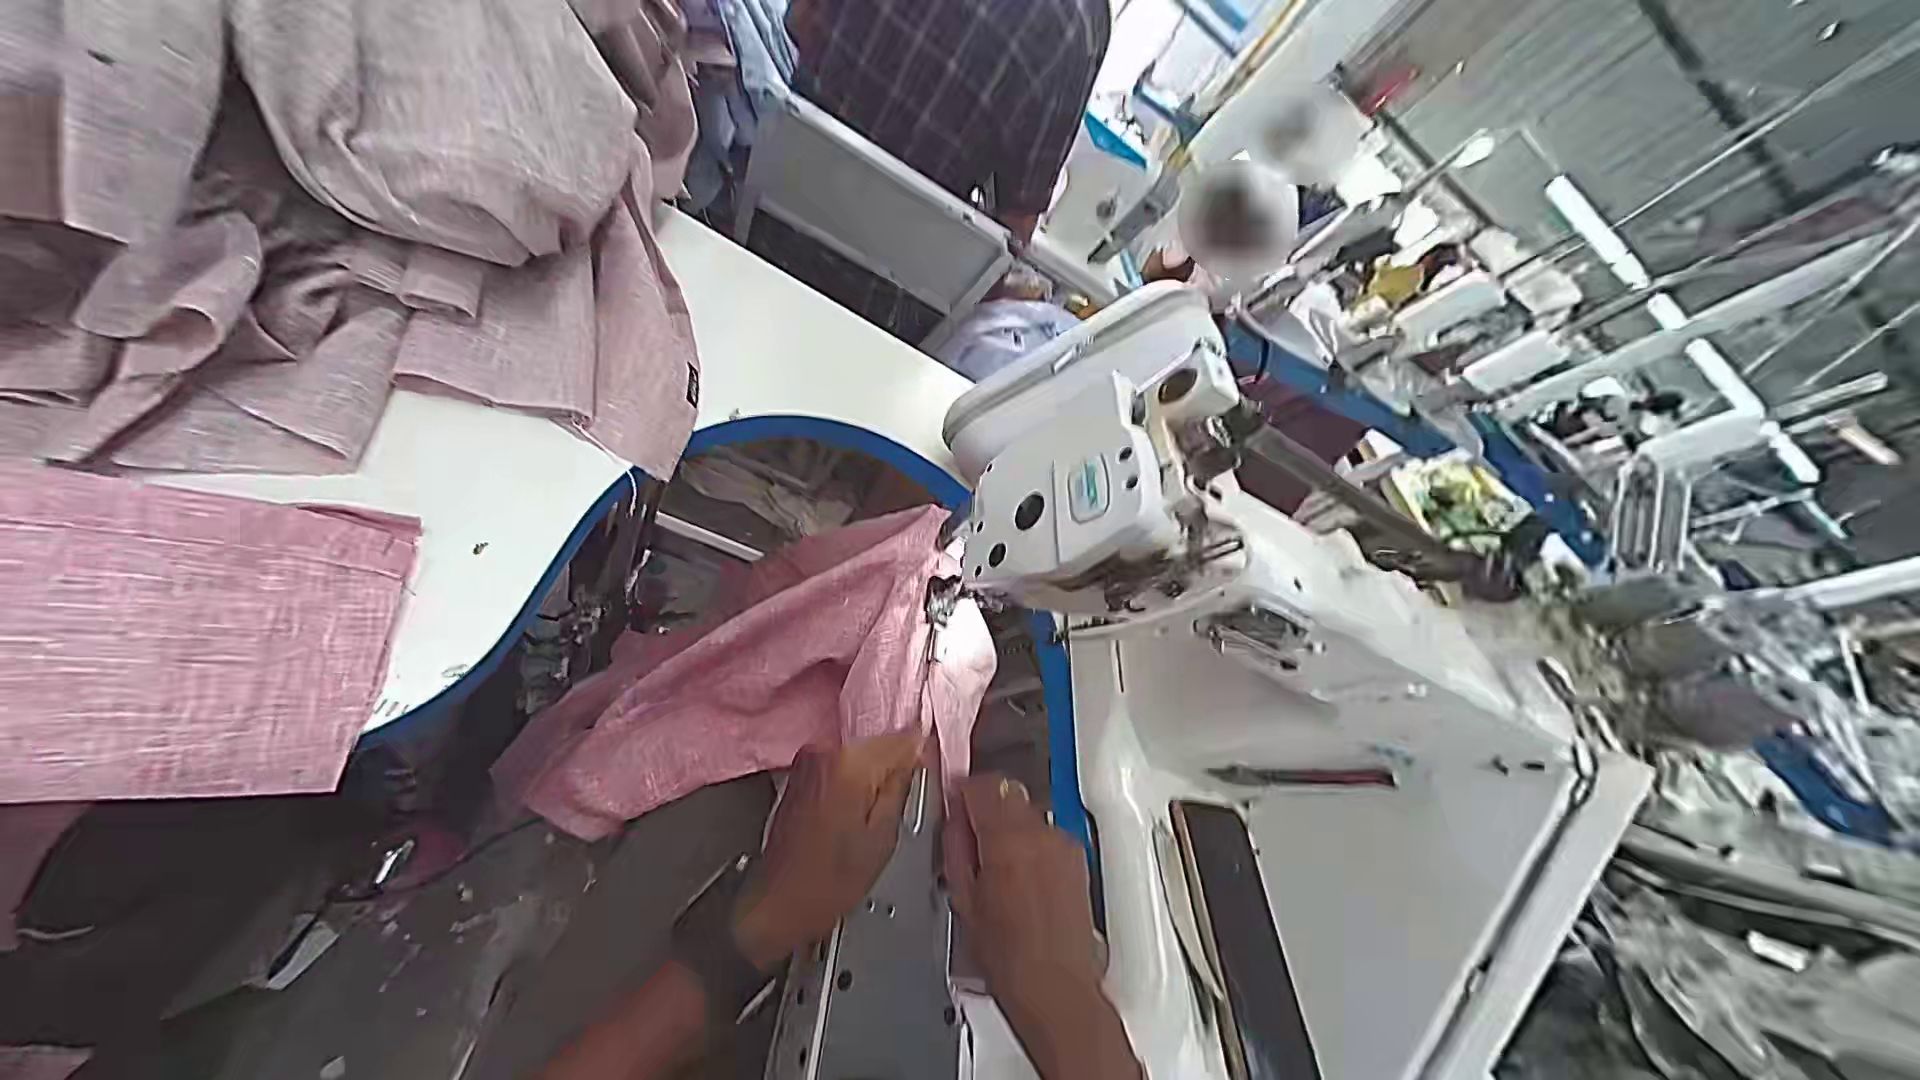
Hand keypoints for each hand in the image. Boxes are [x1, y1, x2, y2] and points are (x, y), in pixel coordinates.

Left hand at [731, 734, 921, 969]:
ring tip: (870, 810)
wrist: (777, 900)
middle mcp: (827, 750)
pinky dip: (852, 776)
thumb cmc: (829, 880)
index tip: (924, 773)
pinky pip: (841, 759)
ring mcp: (810, 756)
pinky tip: (852, 807)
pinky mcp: (800, 767)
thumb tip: (914, 757)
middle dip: (894, 766)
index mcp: (851, 765)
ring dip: (873, 771)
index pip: (903, 740)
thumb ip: (901, 787)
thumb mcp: (882, 838)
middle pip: (880, 742)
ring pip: (861, 750)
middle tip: (897, 802)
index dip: (920, 755)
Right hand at [943, 774, 1102, 1012]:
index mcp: (1006, 840)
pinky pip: (1046, 832)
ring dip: (1009, 824)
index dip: (964, 789)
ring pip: (1027, 811)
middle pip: (1007, 792)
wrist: (1056, 989)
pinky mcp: (1076, 857)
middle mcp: (1039, 834)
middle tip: (971, 832)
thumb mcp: (963, 898)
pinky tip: (1022, 874)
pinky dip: (1031, 841)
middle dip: (986, 805)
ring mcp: (1061, 844)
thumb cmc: (1010, 958)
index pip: (984, 785)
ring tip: (997, 862)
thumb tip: (954, 818)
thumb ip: (955, 845)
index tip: (956, 797)